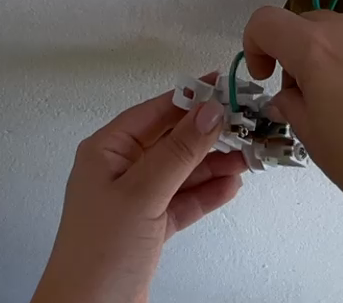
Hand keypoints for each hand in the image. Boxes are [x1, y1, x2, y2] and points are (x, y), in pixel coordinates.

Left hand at [30, 83, 247, 302]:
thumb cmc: (97, 255)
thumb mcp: (142, 194)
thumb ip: (178, 152)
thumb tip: (208, 112)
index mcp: (107, 150)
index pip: (154, 112)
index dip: (188, 98)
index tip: (220, 86)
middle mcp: (119, 170)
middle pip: (170, 140)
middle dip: (206, 133)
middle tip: (241, 123)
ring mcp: (135, 200)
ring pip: (180, 171)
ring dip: (212, 163)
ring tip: (245, 155)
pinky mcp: (149, 228)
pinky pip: (183, 201)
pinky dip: (206, 193)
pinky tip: (230, 185)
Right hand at [241, 6, 342, 255]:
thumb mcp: (316, 142)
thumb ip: (291, 104)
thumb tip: (291, 94)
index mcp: (316, 49)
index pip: (266, 21)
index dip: (255, 45)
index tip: (266, 74)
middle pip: (305, 25)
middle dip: (296, 55)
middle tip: (308, 101)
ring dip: (333, 58)